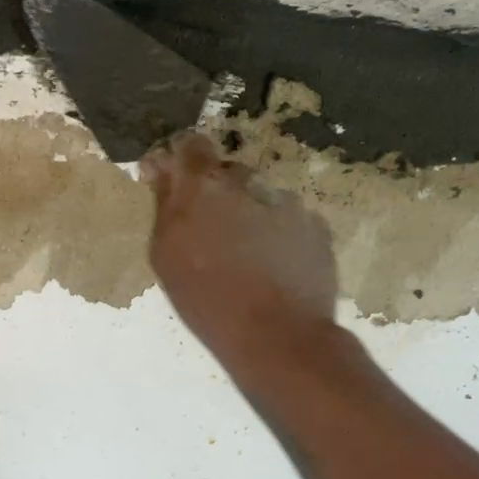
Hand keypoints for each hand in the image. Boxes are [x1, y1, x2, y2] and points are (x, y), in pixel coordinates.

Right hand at [140, 132, 337, 366]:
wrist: (278, 334)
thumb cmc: (205, 296)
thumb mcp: (164, 253)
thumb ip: (163, 203)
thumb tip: (162, 171)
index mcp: (204, 185)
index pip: (189, 144)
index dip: (177, 159)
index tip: (167, 181)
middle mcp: (248, 182)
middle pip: (224, 173)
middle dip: (212, 192)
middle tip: (205, 232)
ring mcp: (287, 203)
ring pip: (256, 197)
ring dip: (244, 214)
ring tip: (241, 256)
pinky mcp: (316, 227)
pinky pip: (285, 220)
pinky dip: (273, 234)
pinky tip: (268, 267)